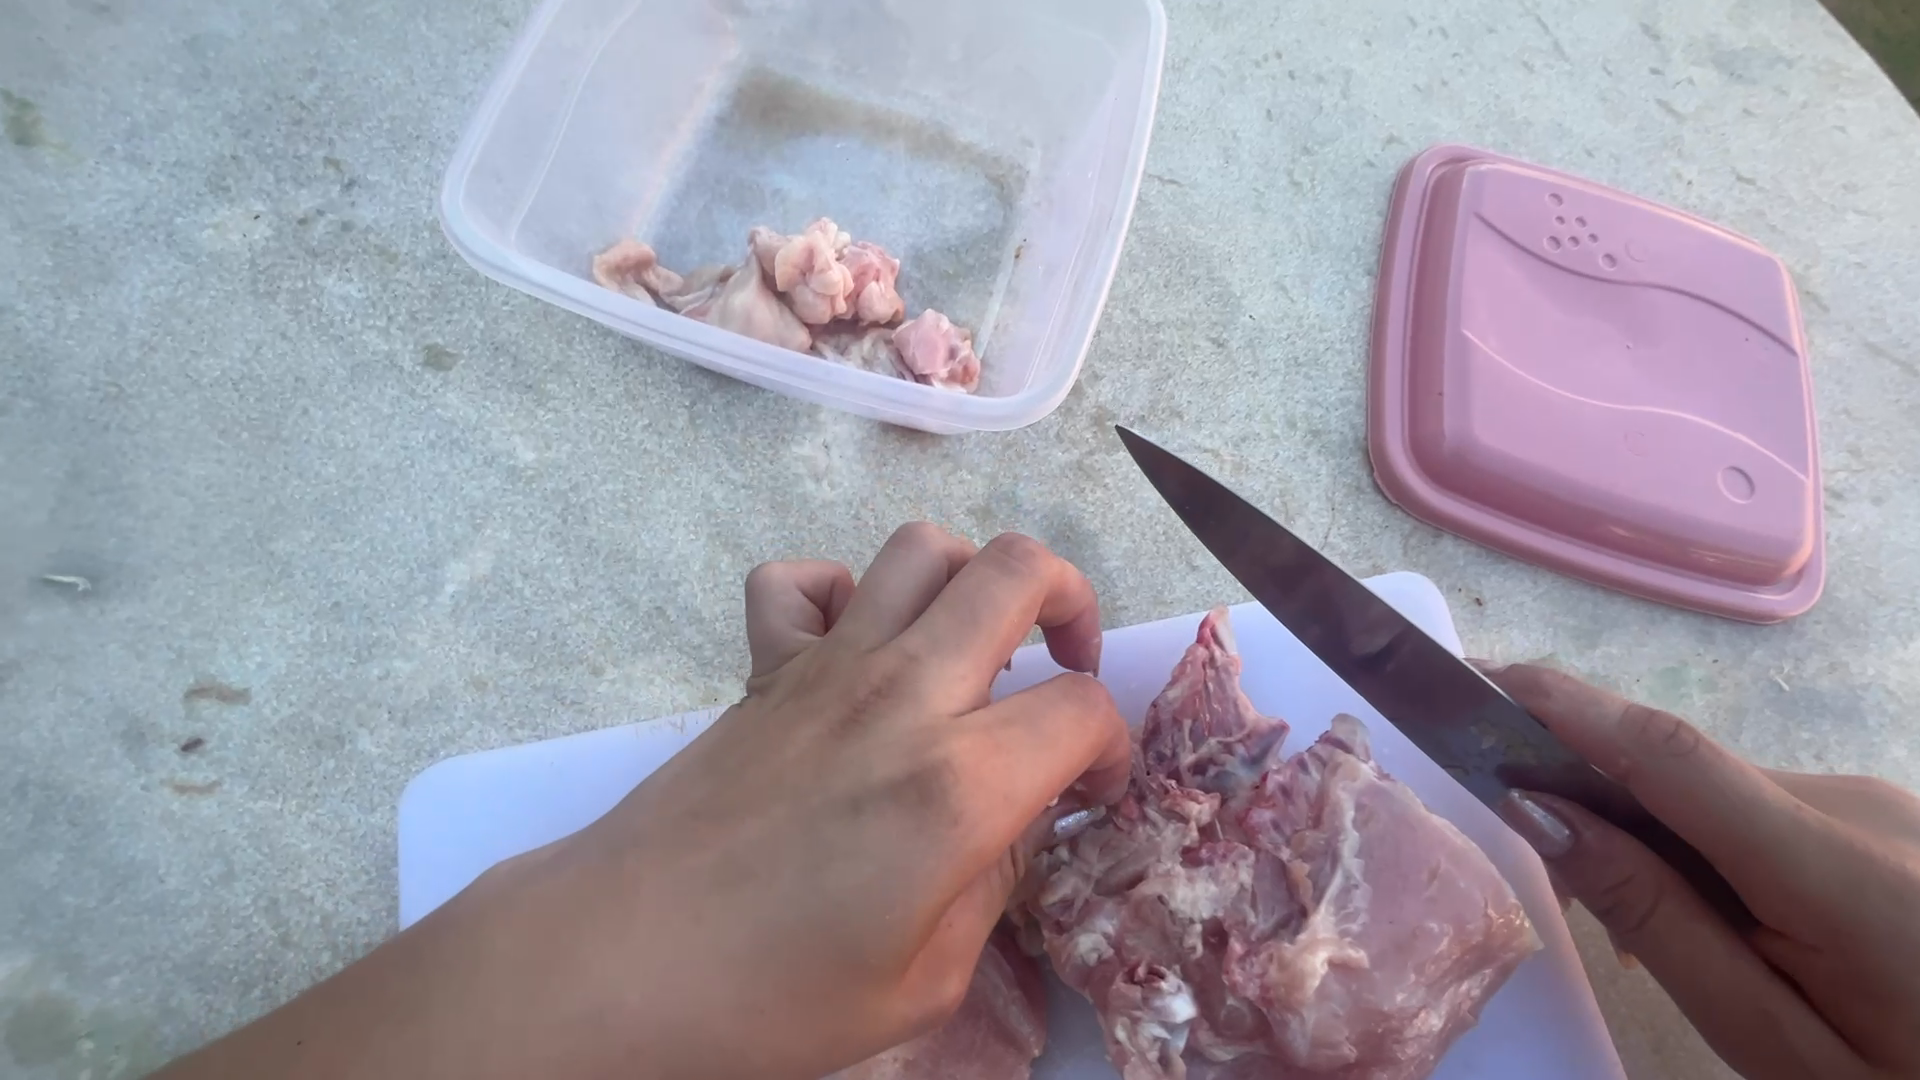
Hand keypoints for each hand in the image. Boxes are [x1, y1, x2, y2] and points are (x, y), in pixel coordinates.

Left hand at [571, 524, 1127, 1077]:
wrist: (619, 960)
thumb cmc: (774, 994)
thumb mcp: (926, 977)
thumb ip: (997, 875)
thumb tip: (1024, 808)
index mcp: (955, 781)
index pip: (1081, 710)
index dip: (1112, 744)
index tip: (1094, 786)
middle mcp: (901, 691)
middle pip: (1016, 569)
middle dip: (1071, 599)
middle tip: (1067, 657)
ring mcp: (828, 663)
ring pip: (921, 549)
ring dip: (970, 577)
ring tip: (975, 638)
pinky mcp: (766, 663)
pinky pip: (801, 580)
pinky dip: (841, 592)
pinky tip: (855, 643)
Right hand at [1485, 664, 1919, 1079]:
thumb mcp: (1775, 1043)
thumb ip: (1652, 917)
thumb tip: (1536, 809)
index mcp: (1845, 873)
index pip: (1665, 751)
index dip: (1558, 704)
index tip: (1470, 680)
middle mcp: (1861, 809)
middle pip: (1673, 768)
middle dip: (1586, 794)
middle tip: (1556, 881)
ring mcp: (1881, 809)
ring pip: (1706, 788)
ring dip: (1644, 827)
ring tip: (1659, 932)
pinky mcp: (1883, 820)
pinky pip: (1749, 806)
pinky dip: (1698, 840)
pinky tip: (1722, 919)